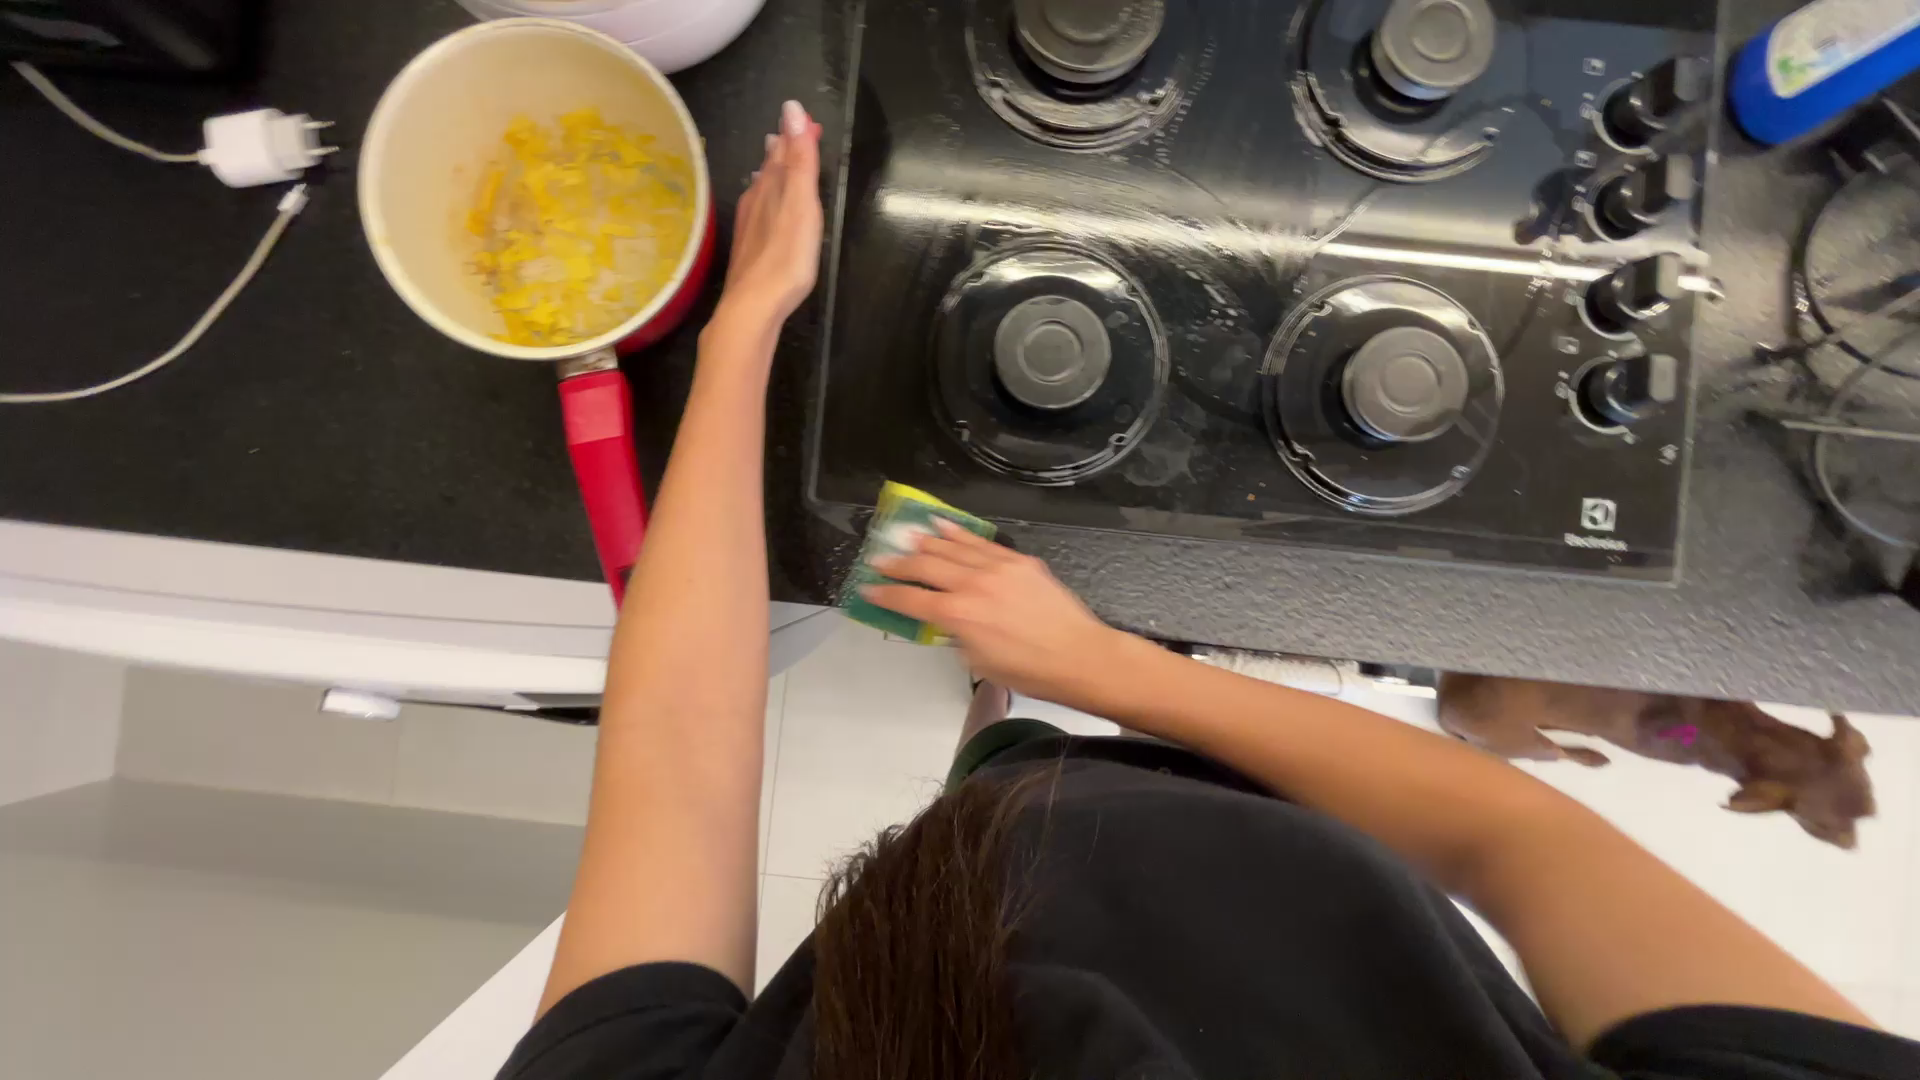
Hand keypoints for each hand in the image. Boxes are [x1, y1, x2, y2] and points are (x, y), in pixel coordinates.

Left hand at [714, 100, 822, 335]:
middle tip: (791, 133)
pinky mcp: (750, 247)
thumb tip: (793, 109)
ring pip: (761, 187)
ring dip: (771, 171)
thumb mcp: (802, 204)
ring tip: (773, 156)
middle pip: (771, 166)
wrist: (755, 304)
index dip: (797, 135)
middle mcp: (757, 199)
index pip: (785, 150)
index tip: (809, 121)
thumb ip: (800, 160)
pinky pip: (757, 210)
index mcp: (772, 187)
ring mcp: (750, 224)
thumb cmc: (786, 257)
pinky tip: (761, 203)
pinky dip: (763, 197)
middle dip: (783, 149)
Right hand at [864, 518, 1127, 706]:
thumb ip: (955, 635)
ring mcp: (997, 567)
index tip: (867, 588)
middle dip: (897, 563)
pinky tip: (943, 526)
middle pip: (925, 566)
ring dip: (924, 541)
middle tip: (879, 560)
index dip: (885, 595)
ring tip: (905, 536)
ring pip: (951, 547)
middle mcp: (972, 584)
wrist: (1077, 656)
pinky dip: (958, 533)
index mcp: (957, 615)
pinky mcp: (1018, 560)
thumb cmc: (1027, 671)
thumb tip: (946, 619)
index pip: (910, 600)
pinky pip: (981, 542)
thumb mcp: (977, 662)